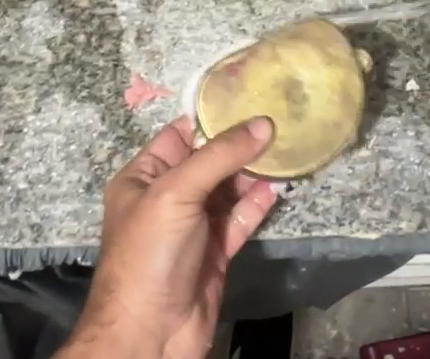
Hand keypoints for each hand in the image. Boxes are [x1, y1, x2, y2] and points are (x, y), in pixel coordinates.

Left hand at [64, 116, 278, 358]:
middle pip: (209, 160)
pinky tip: (278, 186)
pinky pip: (239, 219)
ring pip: (228, 189)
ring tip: (285, 149)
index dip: (212, 117)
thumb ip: (220, 155)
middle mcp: (168, 196)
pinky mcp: (215, 252)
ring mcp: (193, 226)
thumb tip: (263, 123)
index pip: (181, 134)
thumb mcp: (177, 192)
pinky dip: (257, 203)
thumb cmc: (150, 252)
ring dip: (253, 172)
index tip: (250, 95)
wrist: (149, 336)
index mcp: (144, 176)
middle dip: (240, 144)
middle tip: (278, 120)